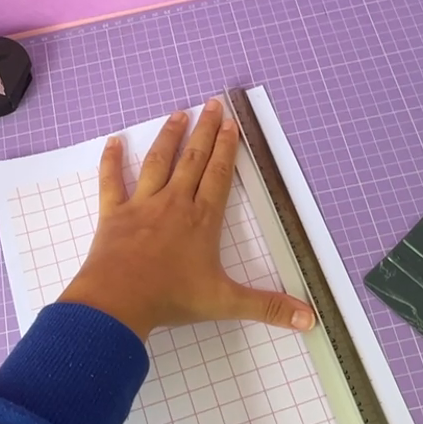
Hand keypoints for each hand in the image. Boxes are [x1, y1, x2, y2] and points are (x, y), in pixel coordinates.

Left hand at [59, 97, 315, 340]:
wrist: (118, 301)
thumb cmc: (171, 298)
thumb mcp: (226, 302)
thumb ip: (268, 307)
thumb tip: (311, 320)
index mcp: (202, 219)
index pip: (218, 175)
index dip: (226, 148)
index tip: (231, 123)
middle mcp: (174, 203)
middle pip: (192, 160)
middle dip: (204, 130)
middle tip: (211, 103)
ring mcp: (141, 205)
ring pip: (157, 162)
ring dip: (169, 137)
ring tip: (177, 113)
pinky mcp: (113, 213)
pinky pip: (111, 181)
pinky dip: (111, 161)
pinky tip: (113, 142)